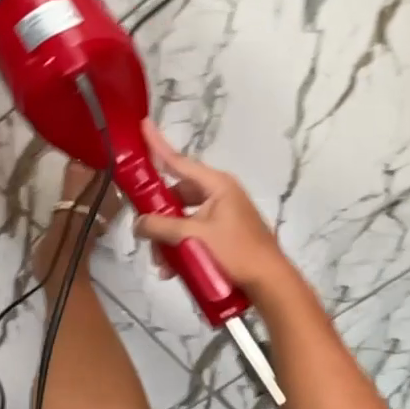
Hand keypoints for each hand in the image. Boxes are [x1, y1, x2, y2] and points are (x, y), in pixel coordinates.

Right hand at [134, 120, 292, 290]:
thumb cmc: (236, 252)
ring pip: (182, 217)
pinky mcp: (224, 232)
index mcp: (217, 184)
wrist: (271, 283)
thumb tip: (138, 224)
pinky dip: (181, 246)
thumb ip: (161, 226)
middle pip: (176, 194)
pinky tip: (174, 269)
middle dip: (158, 217)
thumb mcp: (194, 237)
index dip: (158, 145)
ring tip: (162, 264)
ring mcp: (222, 212)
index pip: (179, 161)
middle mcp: (219, 192)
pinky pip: (193, 232)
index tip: (143, 125)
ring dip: (168, 238)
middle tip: (143, 232)